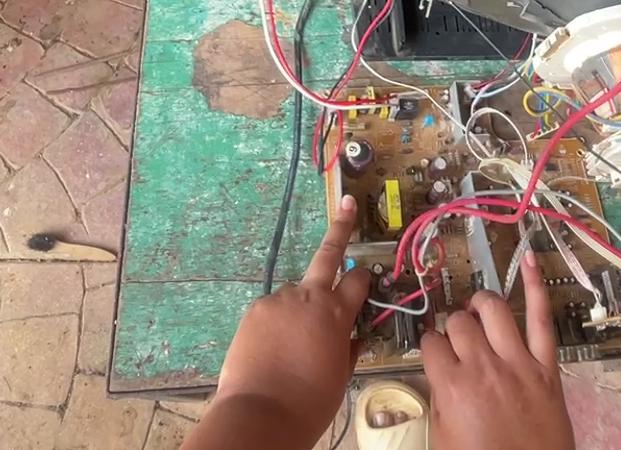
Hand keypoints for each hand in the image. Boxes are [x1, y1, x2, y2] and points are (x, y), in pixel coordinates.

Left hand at [206, 194, 371, 446]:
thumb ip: (347, 350)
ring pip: (294, 296)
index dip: (363, 278)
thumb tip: (353, 339)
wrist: (260, 415)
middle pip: (328, 253)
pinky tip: (270, 351)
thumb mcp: (339, 378)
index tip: (364, 276)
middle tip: (347, 205)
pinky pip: (271, 312)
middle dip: (341, 227)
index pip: (358, 280)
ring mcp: (280, 300)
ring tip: (288, 348)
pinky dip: (274, 326)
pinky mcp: (256, 309)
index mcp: (337, 314)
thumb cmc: (309, 403)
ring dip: (296, 311)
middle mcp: (309, 297)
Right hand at [421, 249, 574, 449]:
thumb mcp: (445, 441)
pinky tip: (529, 258)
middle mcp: (483, 368)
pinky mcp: (546, 368)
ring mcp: (518, 363)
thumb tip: (439, 368)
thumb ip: (440, 398)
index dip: (431, 347)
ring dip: (481, 305)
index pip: (430, 343)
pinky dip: (536, 285)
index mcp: (453, 388)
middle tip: (459, 342)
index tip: (435, 353)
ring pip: (492, 308)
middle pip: (459, 322)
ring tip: (478, 312)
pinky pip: (541, 318)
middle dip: (455, 328)